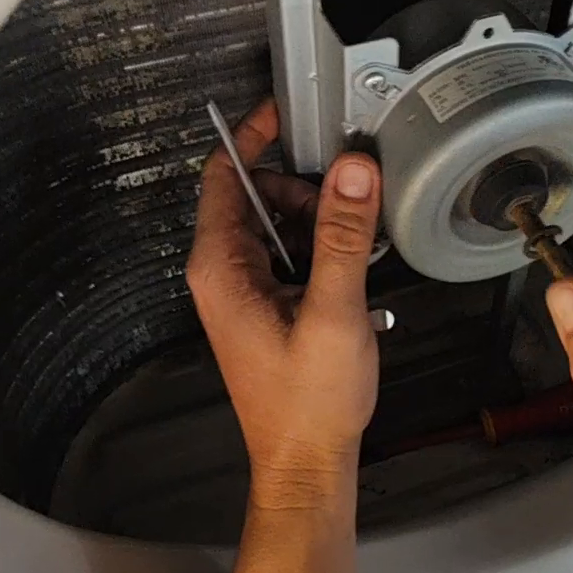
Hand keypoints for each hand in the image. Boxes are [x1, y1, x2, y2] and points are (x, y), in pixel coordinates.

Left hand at [186, 99, 383, 506]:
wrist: (305, 461)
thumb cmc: (309, 400)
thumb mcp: (333, 312)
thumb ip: (343, 237)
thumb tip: (352, 171)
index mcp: (221, 265)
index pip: (223, 175)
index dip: (251, 136)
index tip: (285, 112)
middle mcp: (223, 270)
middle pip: (256, 193)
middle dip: (304, 189)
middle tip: (347, 209)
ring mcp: (242, 287)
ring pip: (277, 221)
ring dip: (317, 220)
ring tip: (352, 253)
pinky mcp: (264, 301)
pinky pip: (288, 250)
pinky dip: (318, 246)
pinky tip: (347, 273)